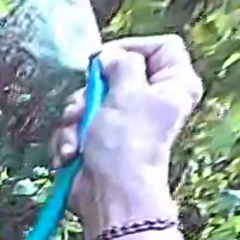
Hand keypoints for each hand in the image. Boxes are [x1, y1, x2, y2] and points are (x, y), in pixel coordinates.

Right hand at [49, 36, 203, 230]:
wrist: (108, 192)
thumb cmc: (125, 142)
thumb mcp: (127, 92)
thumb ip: (121, 64)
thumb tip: (108, 57)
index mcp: (172, 85)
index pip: (160, 47)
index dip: (130, 47)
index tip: (102, 58)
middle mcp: (148, 102)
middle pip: (112, 76)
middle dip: (88, 94)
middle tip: (82, 108)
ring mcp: (119, 123)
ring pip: (86, 104)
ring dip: (72, 122)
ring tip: (74, 141)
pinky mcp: (94, 142)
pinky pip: (73, 129)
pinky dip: (66, 140)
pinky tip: (69, 154)